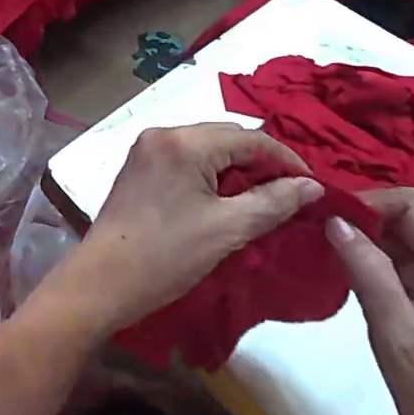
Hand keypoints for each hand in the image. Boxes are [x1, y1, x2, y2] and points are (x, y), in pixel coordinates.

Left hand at [48, 124, 322, 335]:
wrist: (101, 282)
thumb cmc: (166, 256)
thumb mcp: (227, 230)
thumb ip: (273, 202)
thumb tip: (312, 186)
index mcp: (184, 141)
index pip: (249, 138)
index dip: (285, 160)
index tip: (312, 185)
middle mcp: (164, 132)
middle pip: (227, 136)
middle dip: (260, 161)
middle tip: (288, 192)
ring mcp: (147, 147)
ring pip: (206, 146)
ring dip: (235, 167)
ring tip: (261, 196)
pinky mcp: (139, 165)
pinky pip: (186, 157)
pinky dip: (210, 171)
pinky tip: (224, 196)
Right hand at [328, 189, 413, 414]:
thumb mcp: (399, 339)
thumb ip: (370, 274)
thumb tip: (335, 221)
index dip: (372, 202)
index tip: (329, 214)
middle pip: (411, 221)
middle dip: (365, 218)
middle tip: (318, 226)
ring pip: (405, 242)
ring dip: (366, 239)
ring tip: (323, 241)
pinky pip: (405, 267)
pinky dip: (374, 262)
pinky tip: (345, 267)